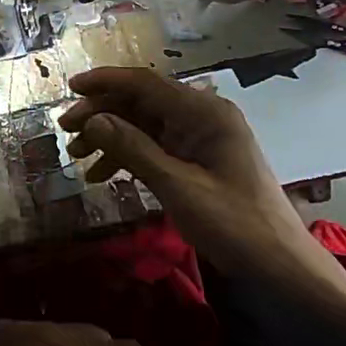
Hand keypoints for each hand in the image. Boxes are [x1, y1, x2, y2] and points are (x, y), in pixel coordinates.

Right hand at [59, 67, 345, 285]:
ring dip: (110, 136)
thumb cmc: (234, 223)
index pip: (146, 83)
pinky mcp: (196, 160)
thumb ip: (134, 149)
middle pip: (141, 102)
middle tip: (66, 131)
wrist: (279, 264)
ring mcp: (199, 138)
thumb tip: (92, 120)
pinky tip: (102, 175)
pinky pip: (153, 147)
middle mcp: (201, 116)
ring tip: (77, 156)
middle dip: (101, 113)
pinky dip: (127, 157)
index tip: (70, 86)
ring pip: (143, 125)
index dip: (105, 81)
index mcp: (204, 112)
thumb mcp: (178, 186)